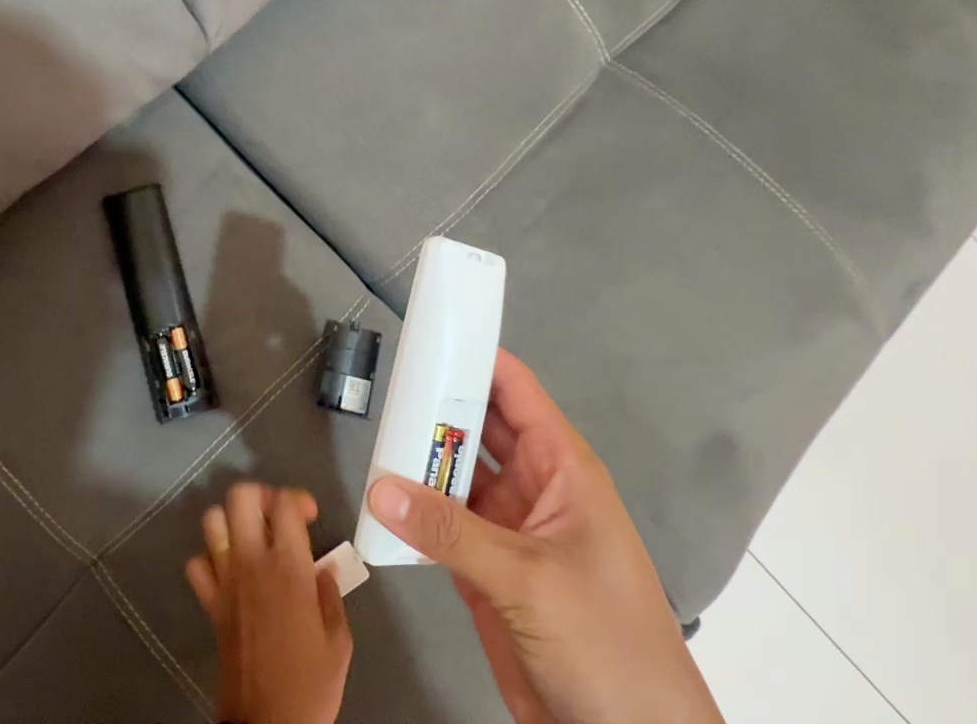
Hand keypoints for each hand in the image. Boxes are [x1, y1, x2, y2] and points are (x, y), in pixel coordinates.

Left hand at [185, 482, 351, 723]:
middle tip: (278, 514)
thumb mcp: (338, 640)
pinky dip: (210, 558)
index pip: (285, 504)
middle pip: (241, 498)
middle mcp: (252, 563)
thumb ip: (330, 595)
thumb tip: (324, 569)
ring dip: (232, 519)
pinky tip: (231, 569)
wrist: (268, 723)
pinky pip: (197, 563)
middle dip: (261, 494)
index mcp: (290, 568)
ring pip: (212, 521)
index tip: (310, 515)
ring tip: (254, 535)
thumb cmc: (311, 684)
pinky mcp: (210, 603)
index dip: (298, 498)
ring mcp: (225, 581)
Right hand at [367, 349, 722, 723]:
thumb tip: (379, 488)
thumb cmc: (604, 639)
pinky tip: (382, 504)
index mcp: (561, 467)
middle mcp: (532, 486)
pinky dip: (414, 514)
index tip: (425, 337)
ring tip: (373, 443)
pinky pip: (443, 524)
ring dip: (420, 462)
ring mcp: (508, 528)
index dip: (475, 358)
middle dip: (436, 407)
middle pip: (478, 428)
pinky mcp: (486, 568)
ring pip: (455, 475)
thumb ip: (451, 531)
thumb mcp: (529, 578)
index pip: (515, 391)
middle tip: (383, 391)